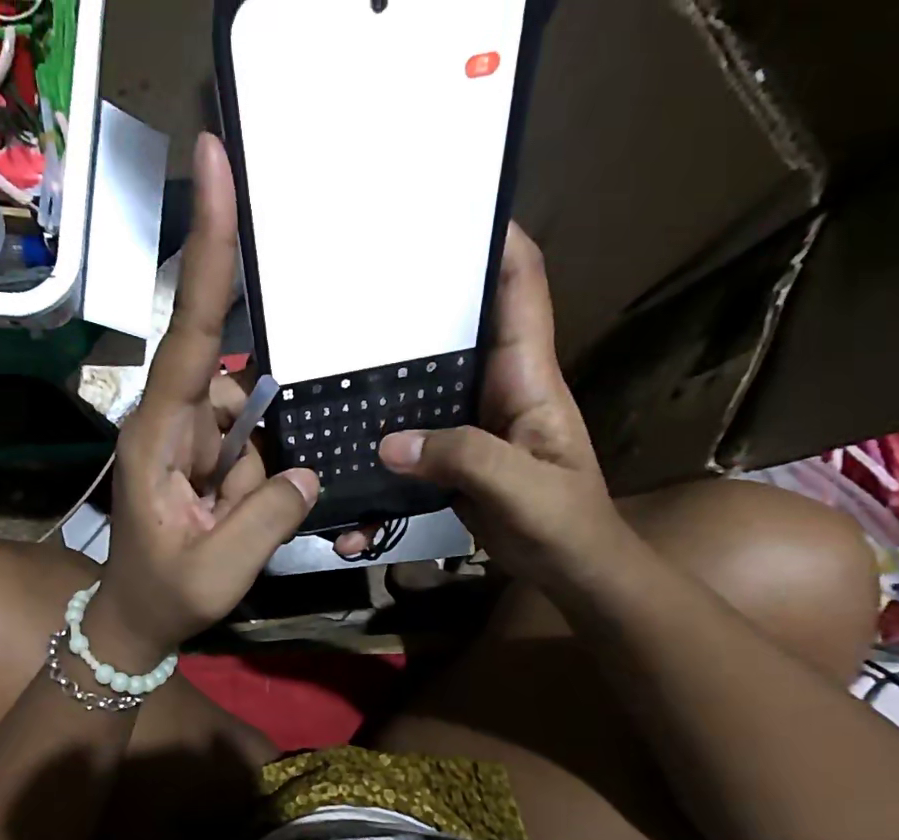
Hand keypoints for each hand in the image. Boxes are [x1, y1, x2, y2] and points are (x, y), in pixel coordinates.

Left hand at [88, 134, 318, 664]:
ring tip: (231, 527)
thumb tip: (307, 467)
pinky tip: (248, 514)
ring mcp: (195, 435)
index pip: (191, 334)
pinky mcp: (212, 452)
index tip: (215, 168)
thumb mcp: (216, 569)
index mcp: (158, 434)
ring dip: (261, 468)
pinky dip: (266, 469)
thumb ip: (267, 516)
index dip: (207, 254)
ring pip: (254, 413)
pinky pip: (256, 439)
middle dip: (260, 402)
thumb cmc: (164, 595)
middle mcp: (173, 418)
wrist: (136, 619)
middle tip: (244, 456)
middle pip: (232, 371)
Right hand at [338, 225, 625, 591]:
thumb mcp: (525, 491)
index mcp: (527, 375)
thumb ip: (465, 460)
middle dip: (412, 301)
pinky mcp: (451, 454)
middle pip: (457, 324)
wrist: (571, 572)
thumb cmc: (567, 525)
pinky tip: (350, 468)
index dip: (495, 238)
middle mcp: (496, 385)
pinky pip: (412, 437)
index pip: (520, 284)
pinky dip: (384, 448)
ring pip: (423, 381)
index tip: (446, 208)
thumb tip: (390, 444)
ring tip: (328, 362)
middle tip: (354, 282)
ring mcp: (470, 420)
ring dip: (384, 378)